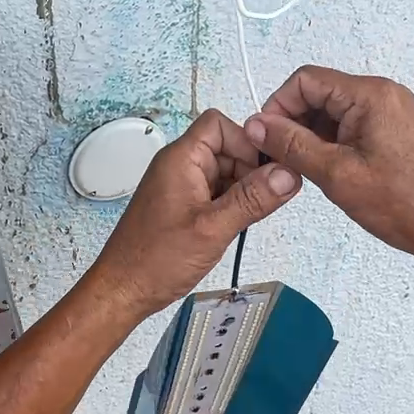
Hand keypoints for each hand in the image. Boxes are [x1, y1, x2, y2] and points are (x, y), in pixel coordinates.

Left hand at [82, 110, 301, 320]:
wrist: (125, 288)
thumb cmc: (158, 258)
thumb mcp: (213, 227)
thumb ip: (252, 199)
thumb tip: (288, 174)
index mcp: (181, 158)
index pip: (218, 124)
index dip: (246, 142)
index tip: (265, 172)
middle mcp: (180, 164)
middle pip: (227, 147)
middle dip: (249, 170)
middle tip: (263, 202)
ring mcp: (182, 184)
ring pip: (225, 170)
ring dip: (243, 189)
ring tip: (248, 217)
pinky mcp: (185, 204)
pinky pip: (216, 190)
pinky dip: (232, 203)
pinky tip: (237, 224)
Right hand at [245, 66, 413, 264]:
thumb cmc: (398, 203)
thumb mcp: (334, 173)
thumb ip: (290, 144)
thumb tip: (253, 124)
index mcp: (370, 94)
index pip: (305, 80)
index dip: (278, 105)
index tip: (266, 138)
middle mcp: (382, 93)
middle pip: (318, 92)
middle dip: (294, 121)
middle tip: (281, 157)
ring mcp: (390, 109)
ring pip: (331, 109)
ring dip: (311, 133)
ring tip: (304, 167)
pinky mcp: (394, 127)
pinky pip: (349, 122)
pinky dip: (330, 140)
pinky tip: (326, 167)